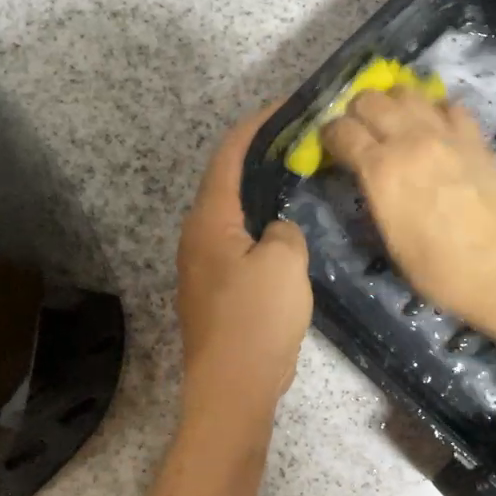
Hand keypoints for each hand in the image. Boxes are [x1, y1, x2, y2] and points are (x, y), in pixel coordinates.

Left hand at [176, 109, 312, 423]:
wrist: (233, 388)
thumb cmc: (257, 320)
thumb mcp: (286, 263)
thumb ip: (285, 230)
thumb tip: (278, 231)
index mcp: (209, 221)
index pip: (228, 157)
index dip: (254, 127)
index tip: (284, 107)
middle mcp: (197, 237)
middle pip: (226, 183)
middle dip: (258, 159)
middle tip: (298, 145)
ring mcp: (201, 267)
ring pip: (232, 216)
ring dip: (260, 195)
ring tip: (296, 182)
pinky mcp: (214, 292)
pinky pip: (238, 244)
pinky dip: (260, 227)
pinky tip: (286, 234)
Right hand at [321, 87, 495, 325]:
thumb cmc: (443, 272)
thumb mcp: (391, 243)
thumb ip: (375, 198)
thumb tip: (368, 180)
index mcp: (381, 171)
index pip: (341, 130)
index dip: (329, 136)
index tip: (330, 148)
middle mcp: (410, 140)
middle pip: (370, 99)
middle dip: (357, 113)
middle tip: (361, 133)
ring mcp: (446, 134)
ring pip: (407, 92)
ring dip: (393, 103)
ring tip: (395, 124)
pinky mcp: (476, 137)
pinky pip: (448, 105)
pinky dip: (434, 111)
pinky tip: (435, 130)